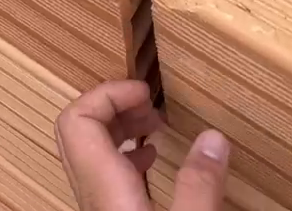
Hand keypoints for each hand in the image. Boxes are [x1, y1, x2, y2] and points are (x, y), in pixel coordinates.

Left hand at [55, 81, 228, 209]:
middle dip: (113, 104)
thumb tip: (214, 136)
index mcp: (103, 188)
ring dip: (118, 127)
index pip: (77, 118)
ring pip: (88, 150)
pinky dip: (123, 154)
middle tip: (149, 103)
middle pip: (78, 129)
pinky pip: (101, 173)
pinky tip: (151, 160)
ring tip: (154, 124)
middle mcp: (91, 195)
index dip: (108, 93)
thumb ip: (199, 184)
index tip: (145, 92)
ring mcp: (96, 207)